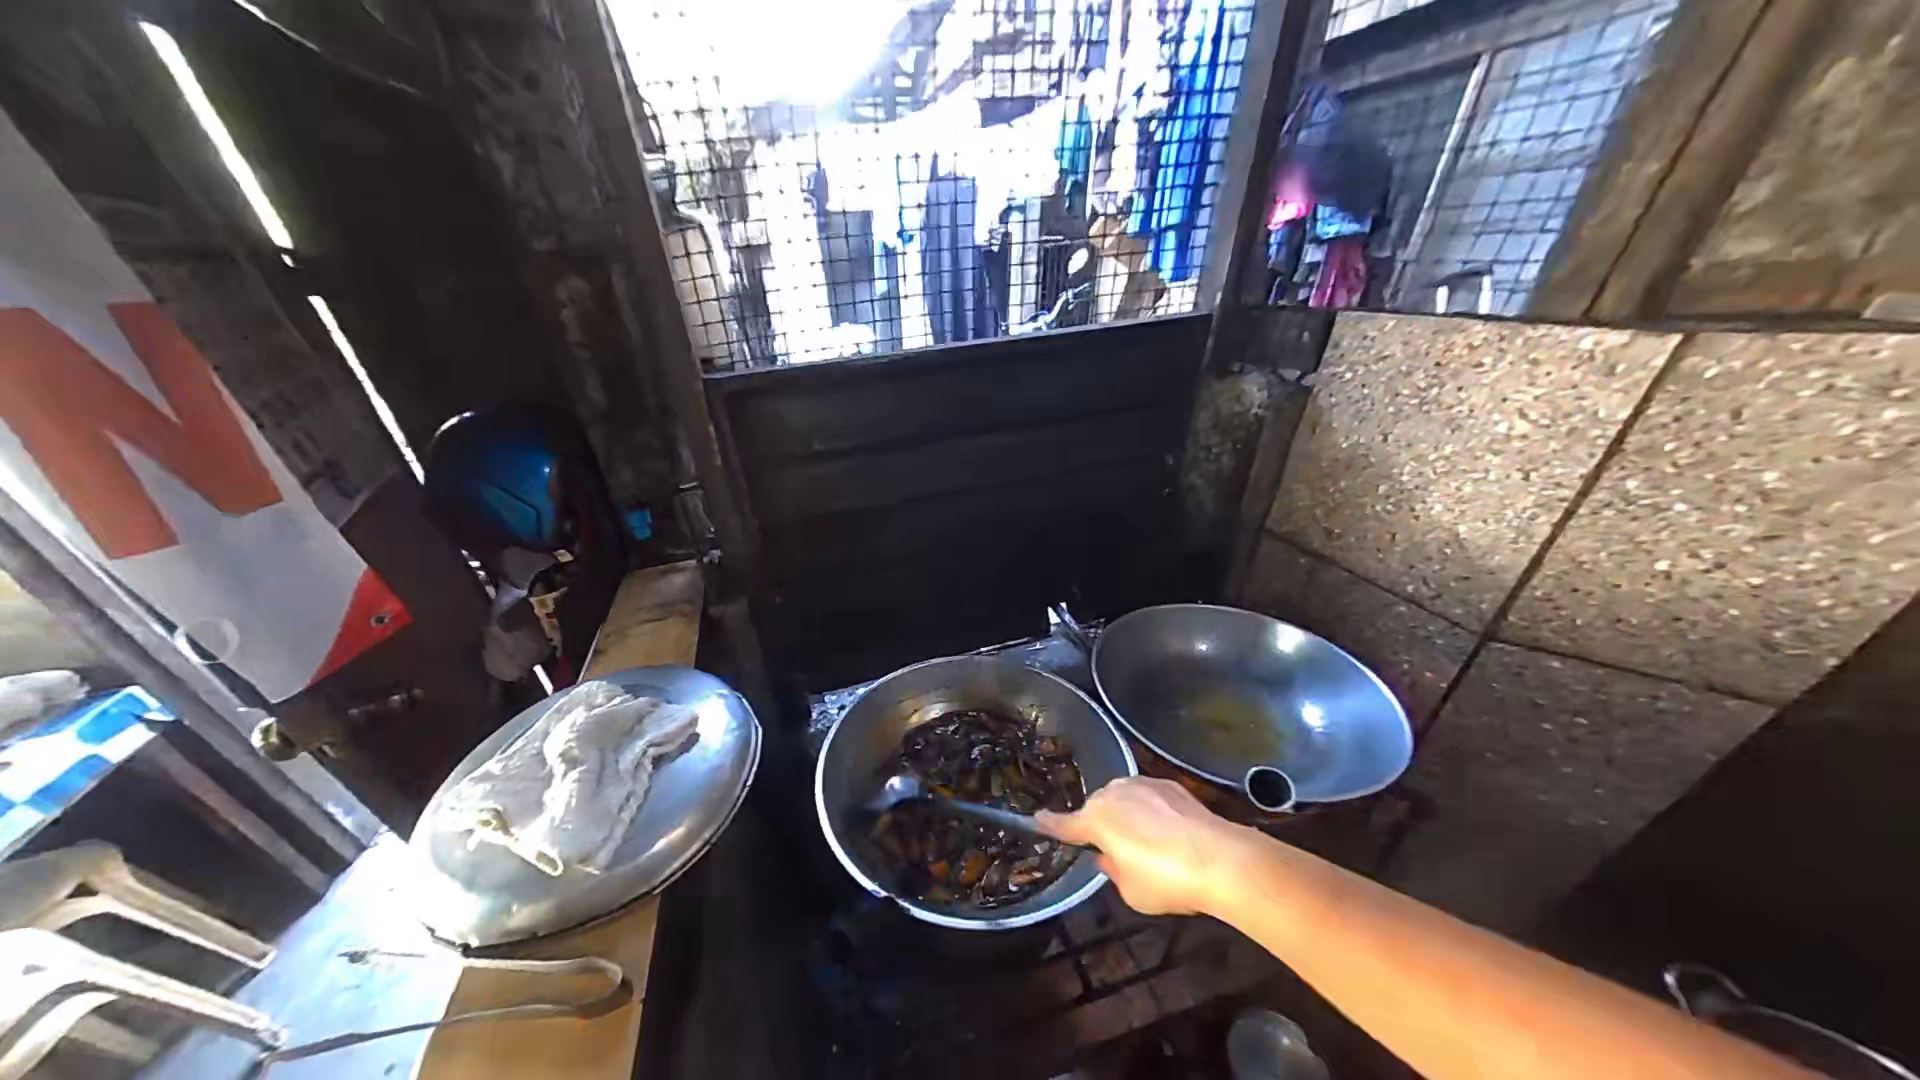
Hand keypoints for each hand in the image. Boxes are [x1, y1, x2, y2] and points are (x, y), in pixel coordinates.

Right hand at [1037, 776, 1246, 915]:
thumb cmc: (1167, 880)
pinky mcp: (1169, 784)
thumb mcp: (1131, 891)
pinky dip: (1151, 810)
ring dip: (1127, 814)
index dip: (1050, 825)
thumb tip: (1108, 856)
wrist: (1220, 859)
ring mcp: (1142, 784)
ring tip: (1149, 842)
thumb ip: (1112, 870)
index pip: (1064, 823)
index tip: (1038, 820)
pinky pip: (1148, 796)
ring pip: (1123, 798)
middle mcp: (1114, 794)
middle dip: (1102, 825)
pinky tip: (1169, 831)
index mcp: (1096, 820)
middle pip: (1098, 808)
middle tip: (1118, 852)